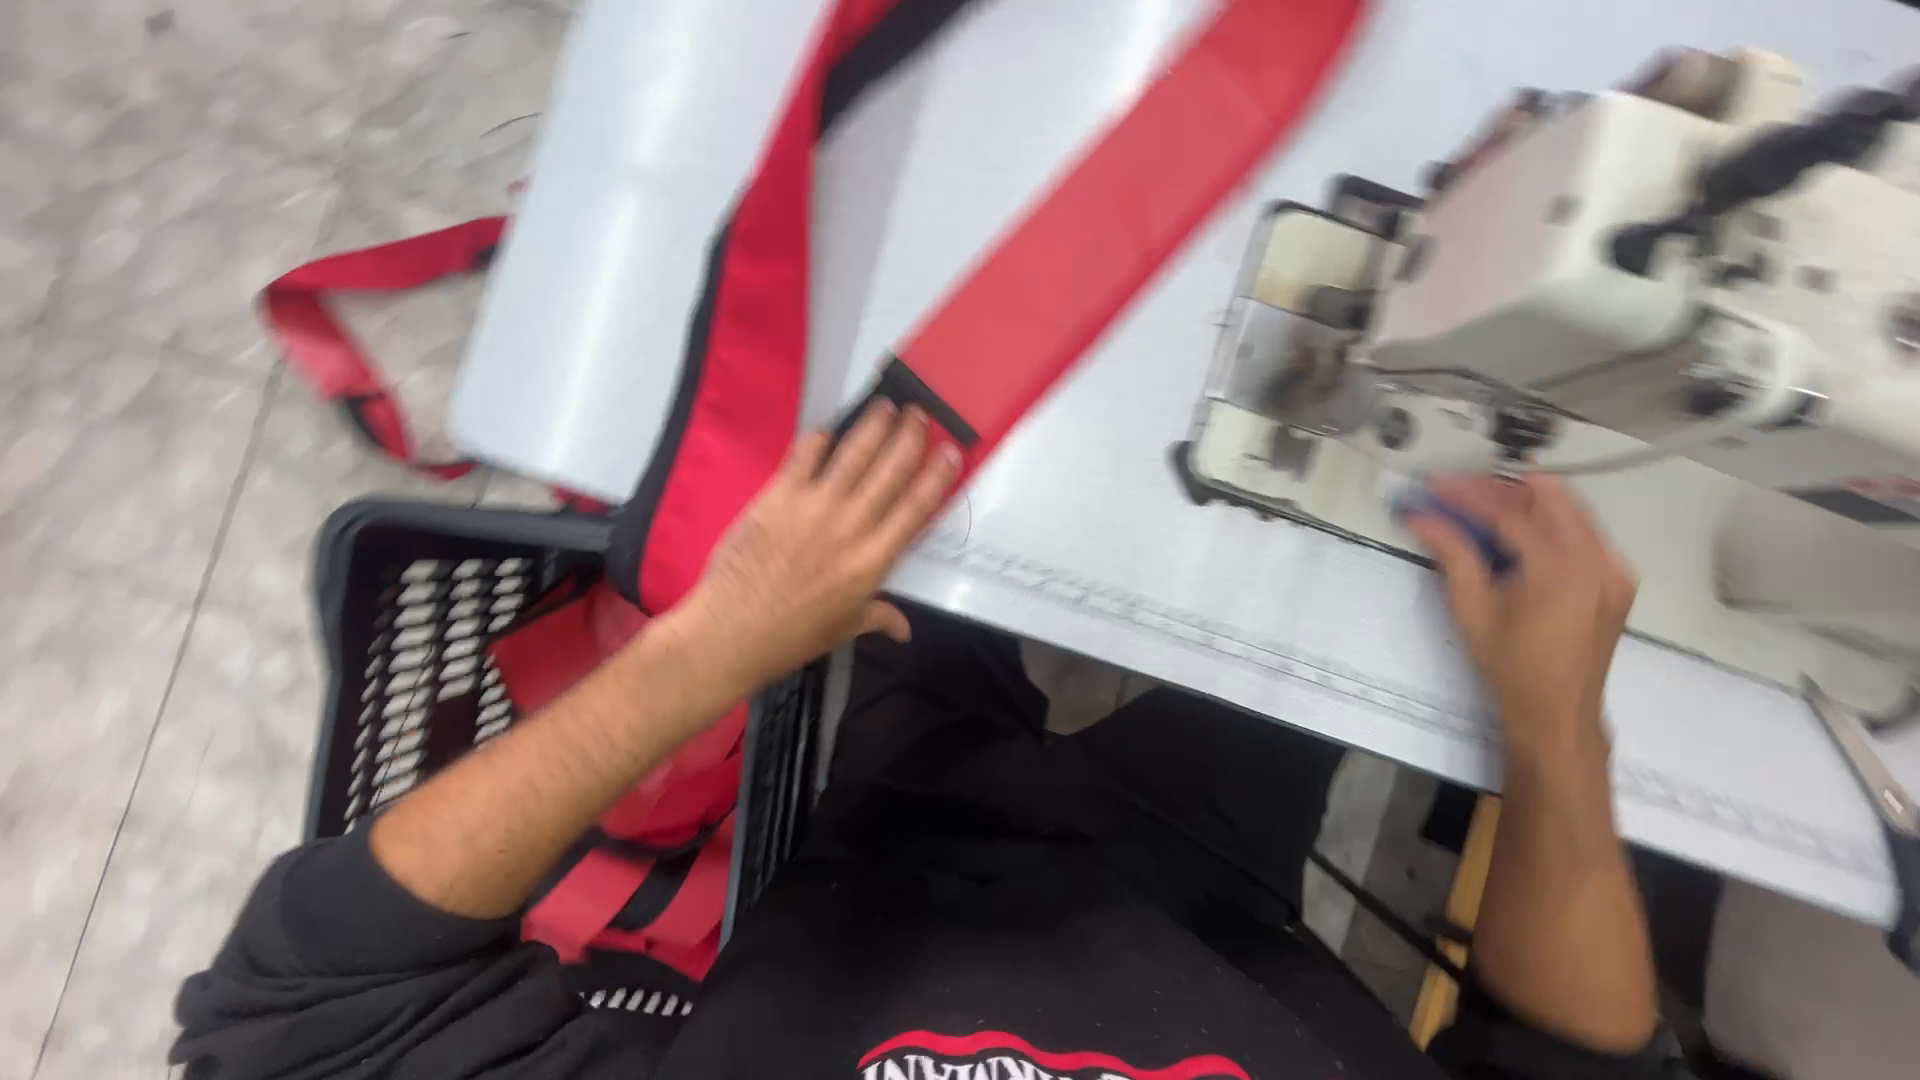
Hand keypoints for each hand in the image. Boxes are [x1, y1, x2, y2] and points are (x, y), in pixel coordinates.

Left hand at [664, 402, 961, 693]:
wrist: (731, 631)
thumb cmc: (791, 636)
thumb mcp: (843, 628)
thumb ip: (877, 617)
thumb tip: (904, 629)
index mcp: (872, 560)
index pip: (916, 508)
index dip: (936, 477)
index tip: (950, 451)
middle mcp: (851, 526)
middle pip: (890, 471)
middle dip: (909, 437)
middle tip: (919, 414)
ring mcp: (813, 507)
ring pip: (853, 455)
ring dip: (873, 427)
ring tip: (886, 406)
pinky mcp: (778, 496)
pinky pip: (803, 457)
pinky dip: (817, 441)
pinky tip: (827, 431)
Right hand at [1406, 474, 1636, 756]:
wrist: (1557, 709)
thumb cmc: (1510, 665)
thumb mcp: (1472, 608)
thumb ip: (1452, 554)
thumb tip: (1421, 519)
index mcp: (1563, 570)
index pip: (1510, 512)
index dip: (1467, 493)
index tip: (1434, 485)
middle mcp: (1599, 560)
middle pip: (1547, 496)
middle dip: (1497, 487)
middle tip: (1455, 490)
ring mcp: (1614, 567)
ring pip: (1568, 508)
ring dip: (1521, 500)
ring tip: (1476, 507)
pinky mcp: (1615, 576)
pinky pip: (1579, 530)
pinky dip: (1544, 521)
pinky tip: (1511, 533)